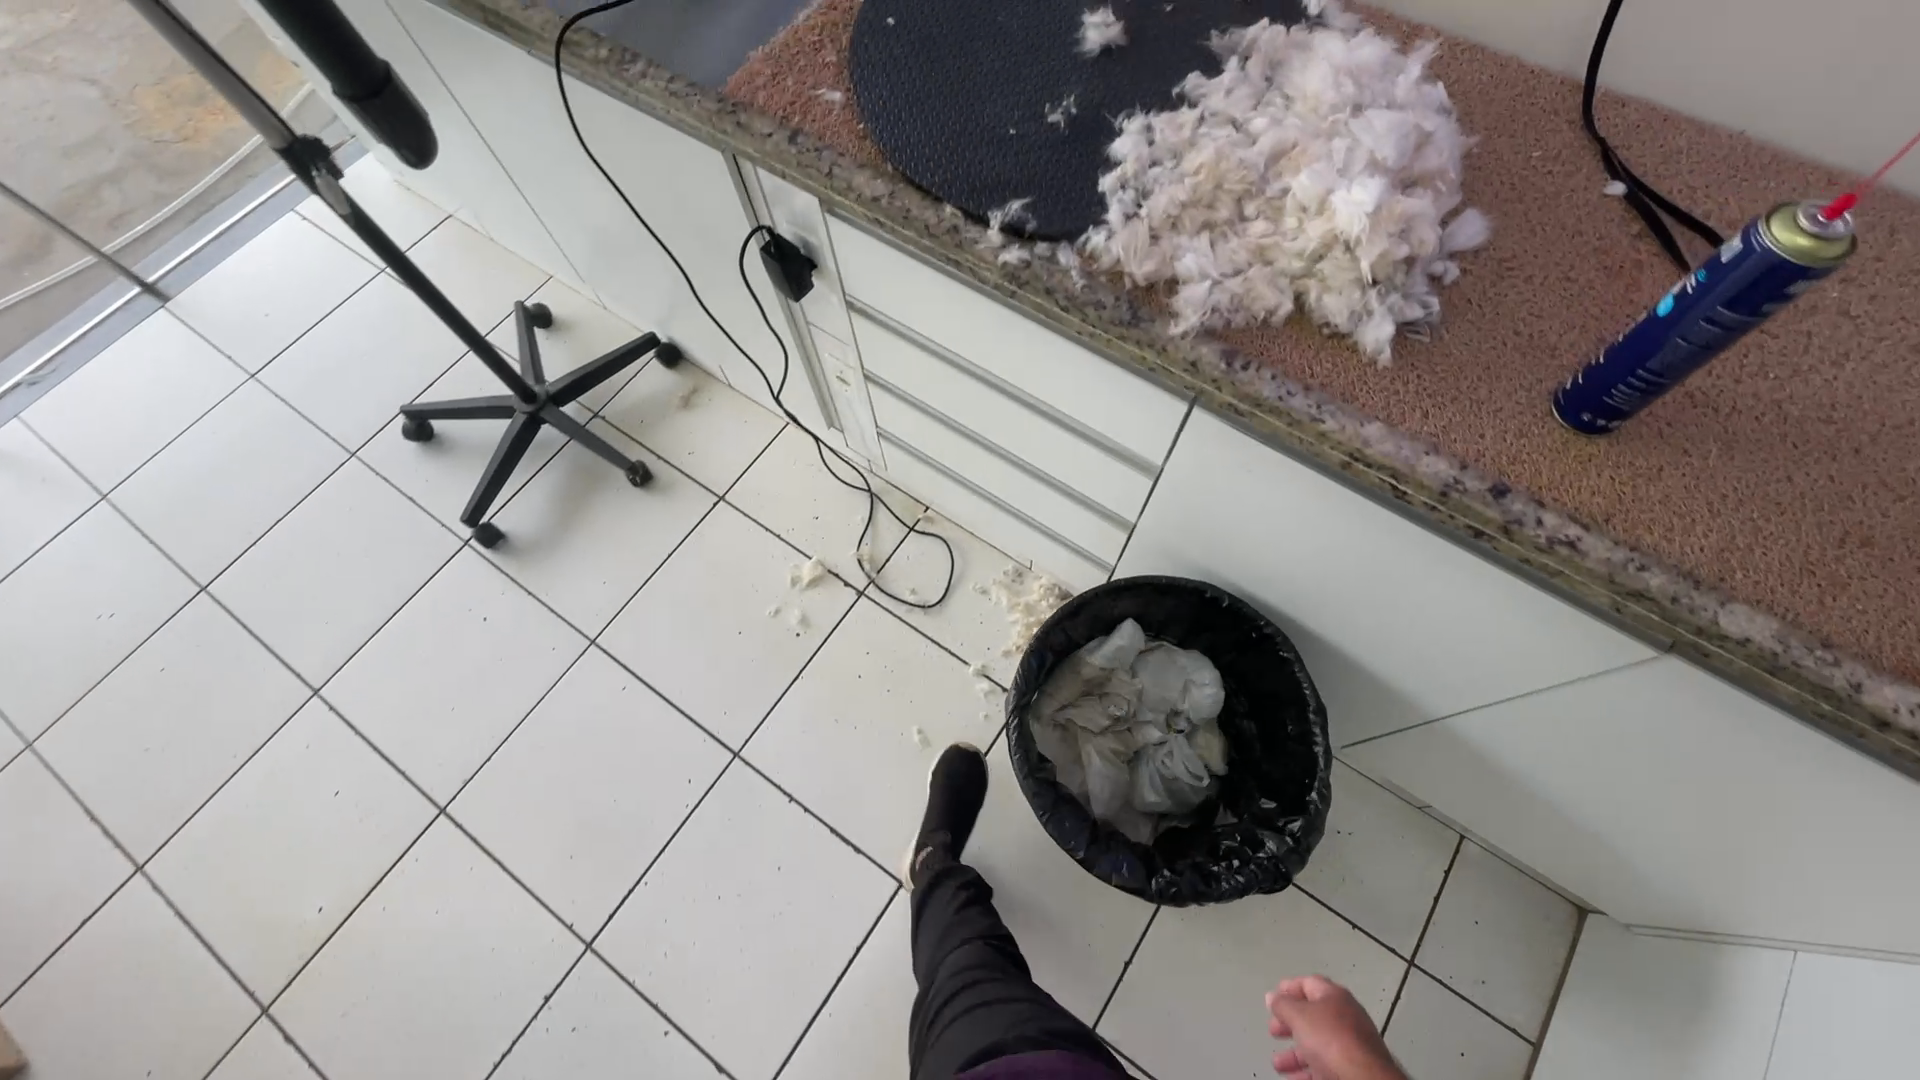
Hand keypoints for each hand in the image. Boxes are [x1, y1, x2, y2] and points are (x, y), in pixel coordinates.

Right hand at [1265, 975, 1406, 1079]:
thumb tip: (1273, 996)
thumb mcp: (1298, 1016)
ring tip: (1279, 1064)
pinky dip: (1308, 1071)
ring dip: (1295, 1054)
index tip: (1272, 1000)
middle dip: (1289, 1025)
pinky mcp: (1354, 1068)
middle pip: (1311, 1016)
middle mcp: (1345, 1017)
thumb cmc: (1330, 1041)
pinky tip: (1294, 1078)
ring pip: (1317, 1045)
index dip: (1288, 989)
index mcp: (1334, 996)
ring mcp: (1352, 1045)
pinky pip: (1326, 1065)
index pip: (1307, 983)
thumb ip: (1282, 1004)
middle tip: (1274, 1032)